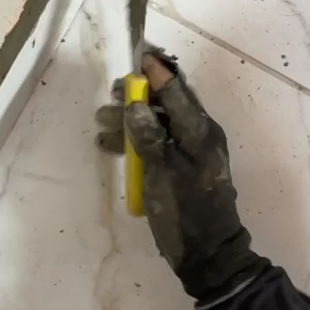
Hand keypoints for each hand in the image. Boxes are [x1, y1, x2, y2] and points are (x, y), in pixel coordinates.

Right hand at [97, 50, 268, 304]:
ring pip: (156, 124)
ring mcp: (189, 153)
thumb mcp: (162, 171)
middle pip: (165, 103)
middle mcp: (198, 135)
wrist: (207, 255)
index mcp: (200, 130)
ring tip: (102, 126)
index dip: (155, 70)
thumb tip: (135, 103)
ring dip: (129, 121)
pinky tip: (110, 147)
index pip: (177, 88)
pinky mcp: (179, 170)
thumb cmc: (185, 211)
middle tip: (110, 93)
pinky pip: (155, 145)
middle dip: (136, 96)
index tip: (134, 54)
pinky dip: (134, 143)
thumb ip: (149, 134)